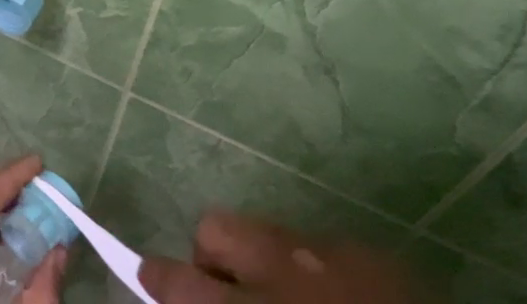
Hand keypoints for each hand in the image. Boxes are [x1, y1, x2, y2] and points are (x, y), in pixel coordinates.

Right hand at [140, 209, 419, 302]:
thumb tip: (190, 296)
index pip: (178, 280)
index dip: (157, 279)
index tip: (150, 278)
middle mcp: (282, 266)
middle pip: (216, 229)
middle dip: (212, 257)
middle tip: (228, 295)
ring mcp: (331, 252)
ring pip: (272, 233)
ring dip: (268, 263)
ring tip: (291, 299)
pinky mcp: (376, 254)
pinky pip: (325, 246)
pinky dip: (321, 271)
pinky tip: (344, 302)